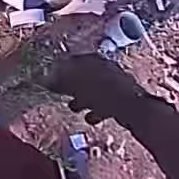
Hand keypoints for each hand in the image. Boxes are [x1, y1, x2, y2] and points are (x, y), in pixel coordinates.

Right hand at [48, 55, 169, 129]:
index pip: (73, 61)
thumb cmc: (103, 92)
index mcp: (94, 60)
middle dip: (72, 86)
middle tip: (61, 93)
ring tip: (74, 107)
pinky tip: (90, 117)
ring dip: (83, 99)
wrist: (132, 108)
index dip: (61, 70)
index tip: (52, 80)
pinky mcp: (121, 99)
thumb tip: (46, 80)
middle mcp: (105, 69)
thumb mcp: (76, 86)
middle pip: (84, 76)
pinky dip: (95, 109)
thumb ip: (60, 81)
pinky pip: (104, 102)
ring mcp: (114, 84)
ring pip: (93, 90)